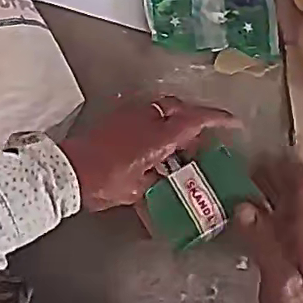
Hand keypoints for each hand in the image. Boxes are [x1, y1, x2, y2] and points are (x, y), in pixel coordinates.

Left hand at [58, 97, 238, 211]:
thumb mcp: (136, 190)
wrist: (68, 170)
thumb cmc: (103, 181)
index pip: (195, 121)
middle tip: (202, 142)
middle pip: (181, 110)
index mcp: (158, 136)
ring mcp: (130, 115)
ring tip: (178, 145)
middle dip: (196, 122)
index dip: (218, 120)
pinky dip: (157, 124)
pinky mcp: (117, 118)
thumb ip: (156, 185)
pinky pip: (146, 114)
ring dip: (175, 123)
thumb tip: (166, 192)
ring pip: (163, 110)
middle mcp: (147, 118)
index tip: (234, 123)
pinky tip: (153, 144)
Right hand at [233, 159, 302, 302]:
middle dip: (278, 178)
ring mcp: (298, 249)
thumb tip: (244, 206)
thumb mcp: (276, 270)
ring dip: (271, 194)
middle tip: (255, 164)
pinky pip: (277, 226)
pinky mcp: (287, 261)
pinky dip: (265, 213)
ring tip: (249, 182)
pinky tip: (249, 215)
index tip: (274, 153)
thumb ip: (262, 238)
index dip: (291, 171)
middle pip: (296, 198)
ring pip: (287, 211)